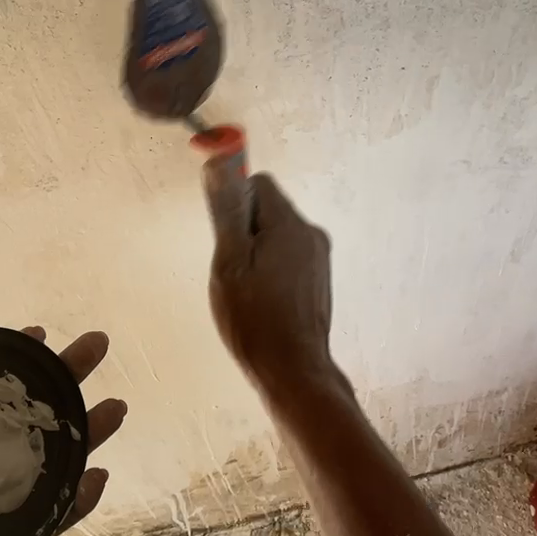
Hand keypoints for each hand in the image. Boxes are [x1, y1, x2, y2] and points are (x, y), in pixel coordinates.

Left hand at [0, 329, 129, 535]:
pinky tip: (95, 480)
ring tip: (115, 407)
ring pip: (54, 462)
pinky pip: (52, 524)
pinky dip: (79, 504)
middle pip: (34, 415)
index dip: (16, 357)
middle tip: (97, 343)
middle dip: (69, 377)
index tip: (37, 330)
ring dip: (89, 433)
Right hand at [203, 160, 345, 399]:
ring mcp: (319, 257)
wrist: (294, 372)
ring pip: (276, 233)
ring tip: (247, 288)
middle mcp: (311, 232)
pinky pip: (287, 254)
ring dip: (256, 251)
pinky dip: (271, 267)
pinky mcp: (319, 278)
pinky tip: (263, 299)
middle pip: (267, 208)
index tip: (225, 237)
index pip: (257, 183)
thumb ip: (226, 210)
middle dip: (244, 230)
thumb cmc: (255, 318)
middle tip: (233, 269)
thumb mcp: (230, 262)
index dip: (234, 203)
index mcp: (290, 223)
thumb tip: (217, 163)